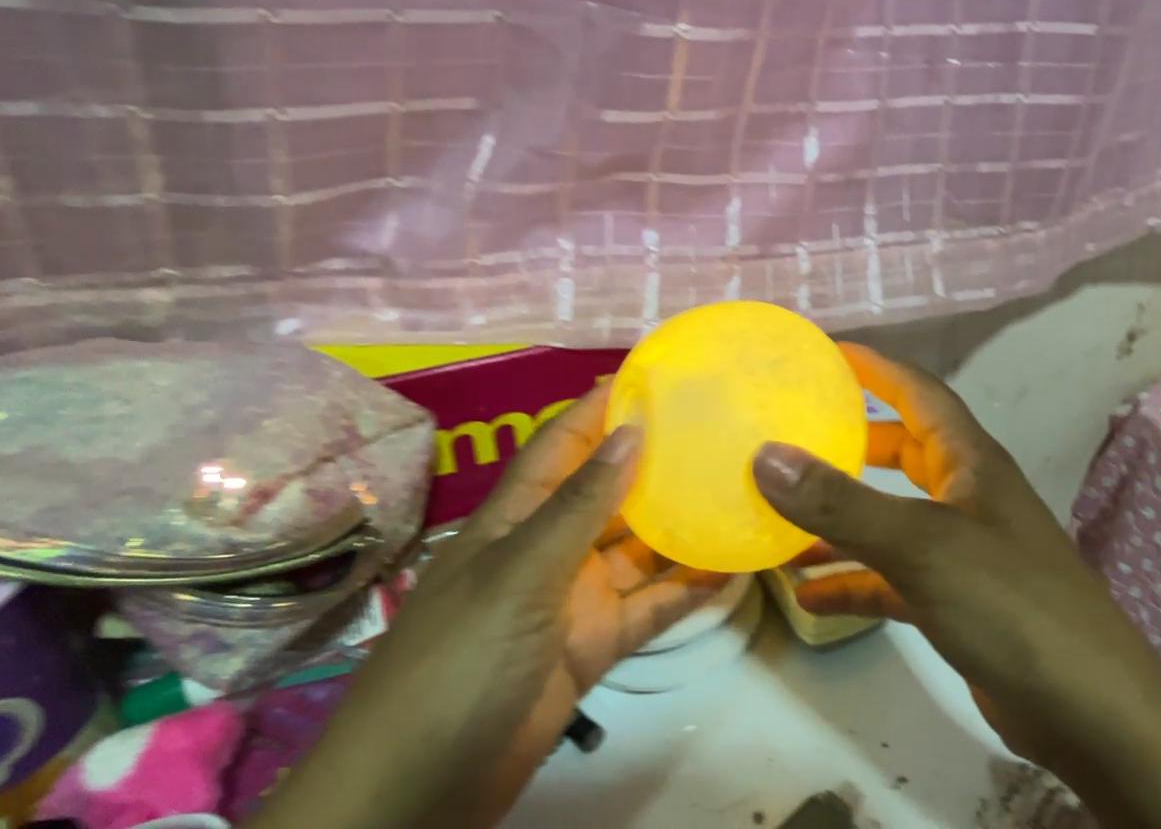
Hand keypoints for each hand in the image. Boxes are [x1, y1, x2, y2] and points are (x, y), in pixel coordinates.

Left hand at [252, 388, 727, 828]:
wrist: (420, 788)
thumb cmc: (459, 661)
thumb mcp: (520, 574)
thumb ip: (580, 506)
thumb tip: (633, 430)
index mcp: (516, 518)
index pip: (562, 444)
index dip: (601, 406)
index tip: (656, 373)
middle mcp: (548, 548)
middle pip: (609, 491)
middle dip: (656, 460)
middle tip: (720, 428)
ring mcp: (573, 599)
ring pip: (638, 548)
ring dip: (682, 524)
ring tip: (740, 489)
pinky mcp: (595, 646)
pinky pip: (651, 607)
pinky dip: (688, 590)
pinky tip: (734, 568)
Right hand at [752, 345, 1160, 828]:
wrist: (1088, 708)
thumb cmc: (1011, 603)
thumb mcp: (922, 544)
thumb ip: (843, 503)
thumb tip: (766, 456)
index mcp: (970, 461)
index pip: (919, 392)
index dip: (875, 367)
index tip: (824, 352)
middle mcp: (967, 496)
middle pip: (902, 452)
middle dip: (849, 443)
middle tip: (792, 438)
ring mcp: (962, 552)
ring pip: (889, 519)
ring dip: (839, 520)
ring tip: (778, 521)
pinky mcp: (955, 602)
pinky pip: (891, 579)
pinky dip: (852, 581)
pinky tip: (807, 595)